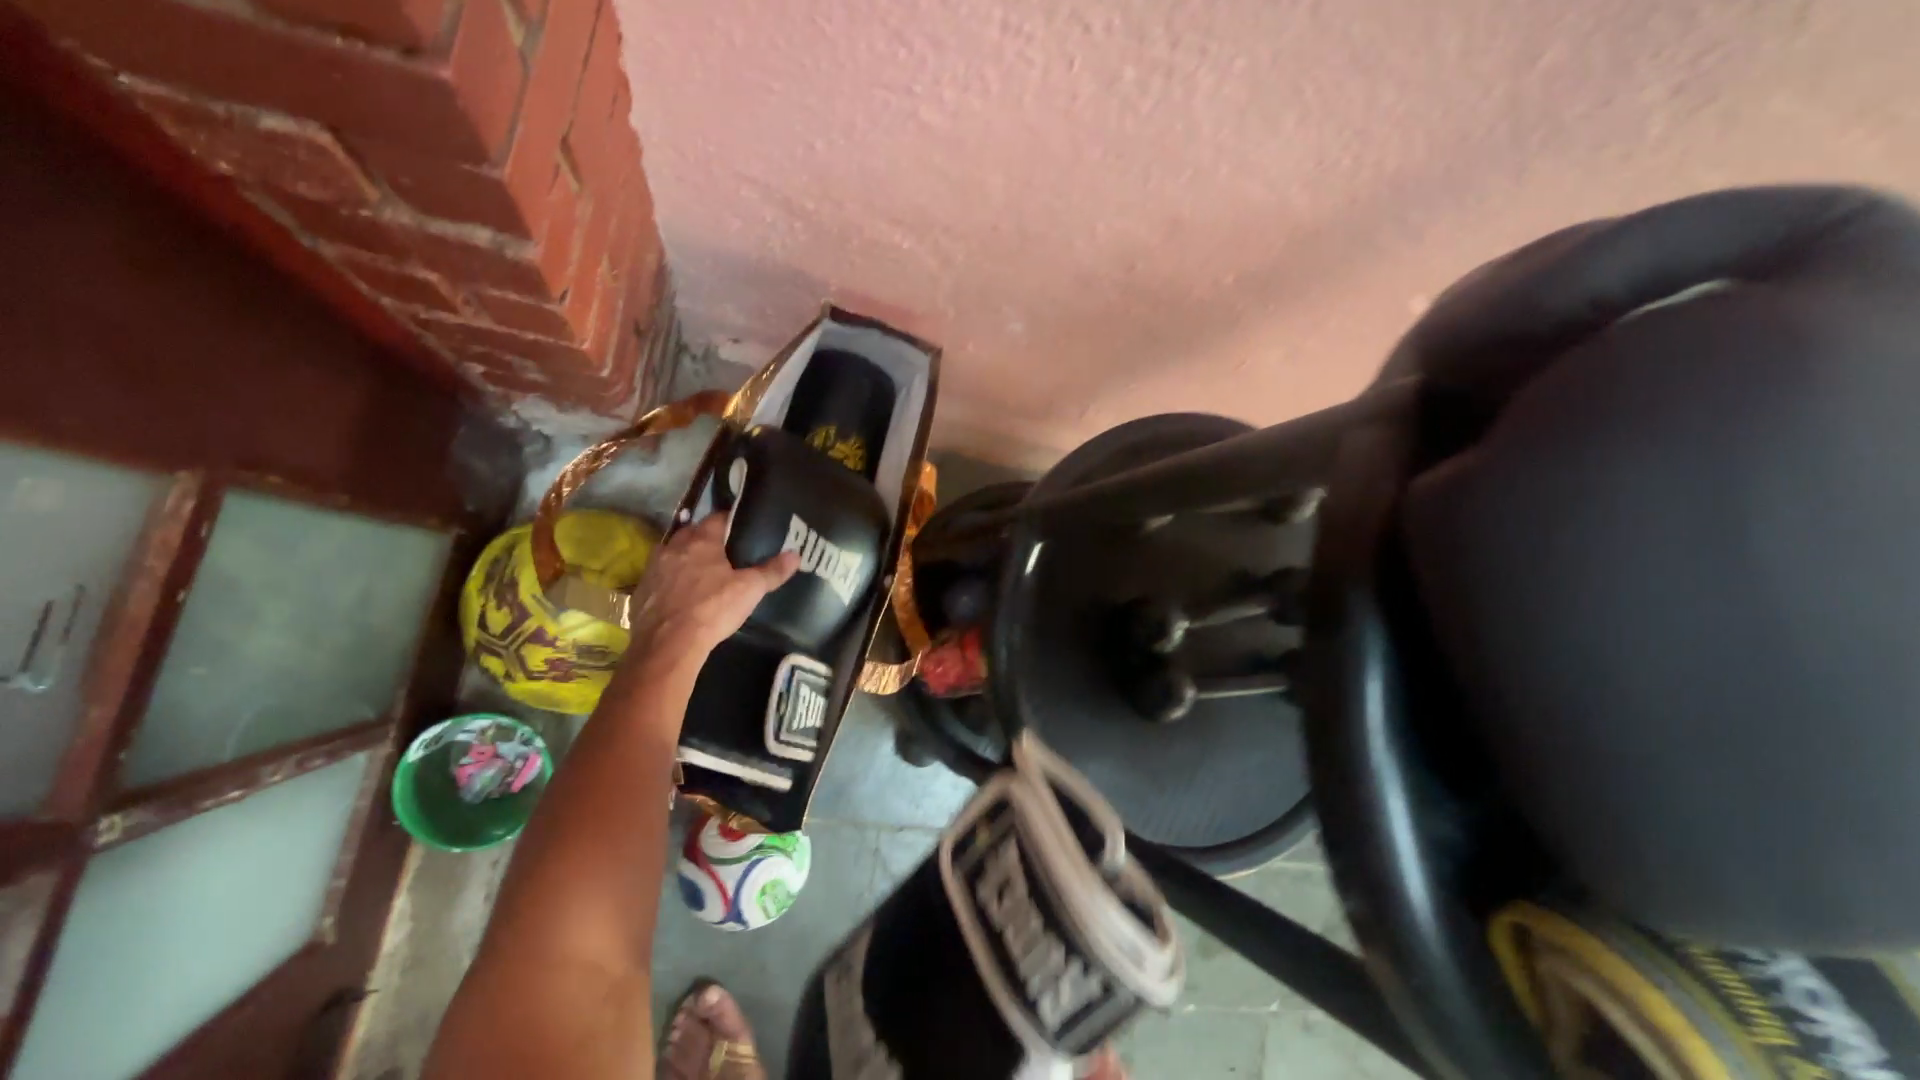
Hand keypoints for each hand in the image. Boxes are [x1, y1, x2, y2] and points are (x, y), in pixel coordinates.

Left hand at [628, 512, 798, 662]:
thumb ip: (772, 571)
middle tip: (722, 551)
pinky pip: (658, 576)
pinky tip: (678, 594)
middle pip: (691, 532)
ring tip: (699, 571)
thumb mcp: (749, 590)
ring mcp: (653, 568)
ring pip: (671, 553)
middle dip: (705, 538)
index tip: (741, 528)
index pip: (718, 518)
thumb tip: (796, 555)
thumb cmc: (712, 609)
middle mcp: (673, 546)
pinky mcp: (641, 590)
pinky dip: (669, 580)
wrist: (668, 644)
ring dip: (683, 558)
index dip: (730, 521)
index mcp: (701, 541)